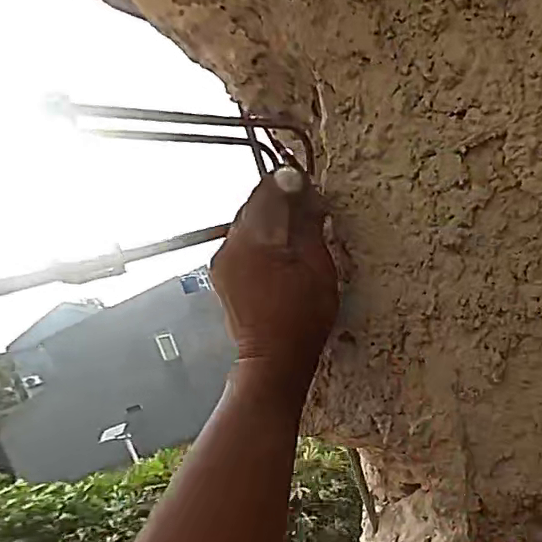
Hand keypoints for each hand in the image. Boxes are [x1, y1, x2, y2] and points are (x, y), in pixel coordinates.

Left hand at [210, 169, 338, 393]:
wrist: (274, 359)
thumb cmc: (302, 318)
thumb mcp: (318, 267)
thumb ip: (308, 225)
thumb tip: (306, 194)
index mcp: (253, 240)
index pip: (269, 192)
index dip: (291, 183)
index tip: (310, 184)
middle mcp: (230, 245)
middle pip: (255, 206)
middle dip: (281, 202)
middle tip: (309, 209)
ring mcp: (222, 262)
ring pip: (248, 224)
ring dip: (272, 221)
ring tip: (297, 234)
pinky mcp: (224, 276)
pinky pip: (243, 245)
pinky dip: (262, 241)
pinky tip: (281, 254)